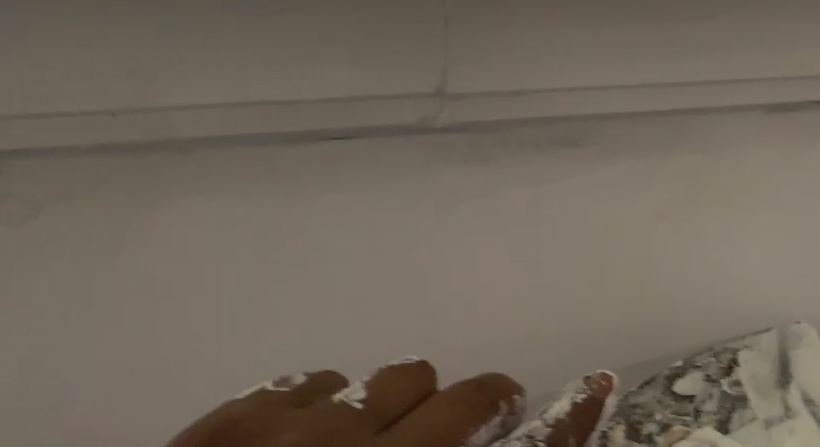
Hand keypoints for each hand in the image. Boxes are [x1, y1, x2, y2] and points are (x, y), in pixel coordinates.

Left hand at [166, 359, 615, 446]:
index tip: (598, 383)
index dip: (569, 418)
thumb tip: (512, 428)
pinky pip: (297, 381)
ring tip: (367, 436)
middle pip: (465, 400)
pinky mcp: (220, 426)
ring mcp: (293, 434)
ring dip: (389, 406)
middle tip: (465, 427)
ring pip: (388, 378)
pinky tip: (296, 430)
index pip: (512, 442)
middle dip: (479, 408)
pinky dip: (309, 402)